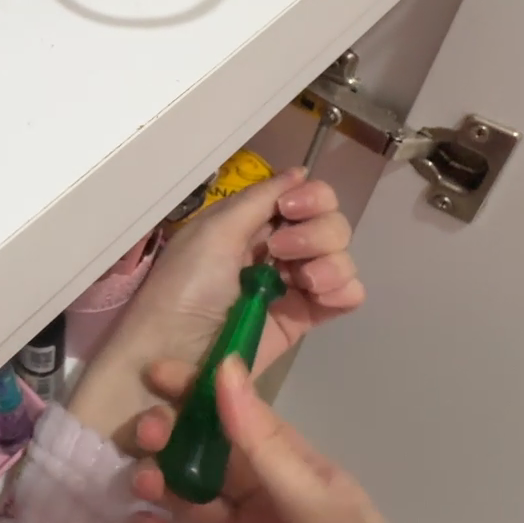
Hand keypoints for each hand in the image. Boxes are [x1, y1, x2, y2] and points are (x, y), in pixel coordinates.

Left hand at [70, 168, 361, 441]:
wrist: (176, 351)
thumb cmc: (186, 284)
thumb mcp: (214, 230)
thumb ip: (260, 199)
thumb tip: (300, 171)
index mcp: (249, 221)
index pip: (304, 195)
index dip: (311, 197)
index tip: (290, 208)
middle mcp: (274, 247)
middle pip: (330, 224)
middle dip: (315, 232)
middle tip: (278, 250)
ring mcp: (292, 283)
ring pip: (342, 257)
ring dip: (329, 261)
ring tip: (299, 280)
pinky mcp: (304, 317)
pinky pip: (347, 294)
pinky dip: (342, 289)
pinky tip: (315, 296)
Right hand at [131, 356, 423, 522]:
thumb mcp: (322, 518)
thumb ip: (267, 447)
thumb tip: (226, 366)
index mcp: (303, 480)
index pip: (245, 420)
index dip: (201, 393)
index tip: (156, 374)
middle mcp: (269, 508)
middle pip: (209, 456)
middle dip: (172, 436)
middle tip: (145, 434)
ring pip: (186, 500)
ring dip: (156, 482)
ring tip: (140, 483)